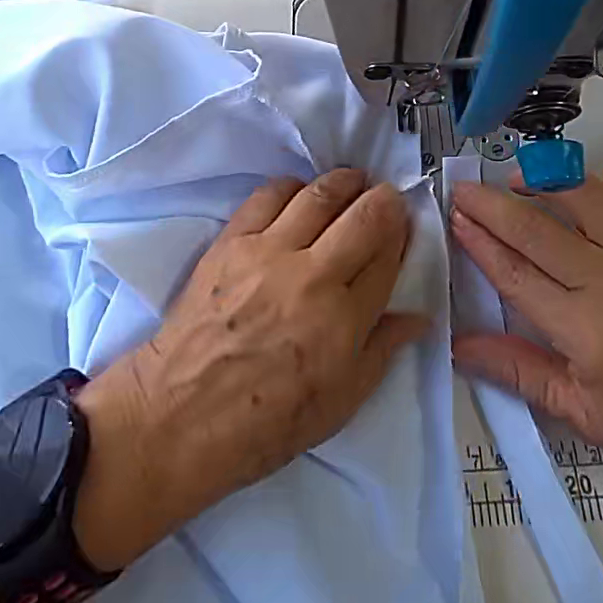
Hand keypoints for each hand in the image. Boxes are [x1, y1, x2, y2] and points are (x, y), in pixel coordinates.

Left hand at [73, 169, 427, 569]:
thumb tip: (417, 317)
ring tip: (350, 181)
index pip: (387, 257)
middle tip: (384, 194)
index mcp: (346, 318)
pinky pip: (266, 197)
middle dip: (382, 200)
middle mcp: (313, 275)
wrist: (185, 411)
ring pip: (316, 197)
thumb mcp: (341, 402)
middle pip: (361, 218)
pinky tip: (297, 192)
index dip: (401, 234)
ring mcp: (268, 252)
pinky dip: (290, 187)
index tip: (403, 224)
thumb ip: (381, 350)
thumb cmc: (268, 421)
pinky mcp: (230, 242)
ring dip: (341, 182)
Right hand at [449, 168, 602, 511]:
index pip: (514, 272)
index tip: (452, 217)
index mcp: (586, 329)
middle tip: (462, 189)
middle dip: (490, 204)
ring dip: (544, 180)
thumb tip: (458, 345)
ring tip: (516, 180)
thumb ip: (517, 371)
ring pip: (585, 197)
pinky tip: (593, 188)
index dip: (477, 241)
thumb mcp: (583, 414)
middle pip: (536, 228)